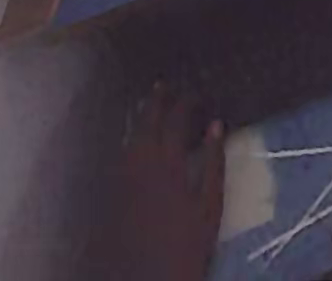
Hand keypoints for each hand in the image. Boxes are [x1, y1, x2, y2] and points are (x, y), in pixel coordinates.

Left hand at [112, 84, 225, 280]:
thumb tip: (217, 125)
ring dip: (143, 115)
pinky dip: (134, 136)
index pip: (178, 117)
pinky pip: (124, 149)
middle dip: (158, 99)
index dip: (188, 101)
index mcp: (168, 159)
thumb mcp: (209, 208)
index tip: (199, 94)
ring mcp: (123, 172)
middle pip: (148, 118)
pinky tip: (139, 138)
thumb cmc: (184, 247)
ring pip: (132, 132)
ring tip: (153, 104)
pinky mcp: (113, 188)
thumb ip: (213, 163)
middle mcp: (141, 158)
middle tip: (165, 84)